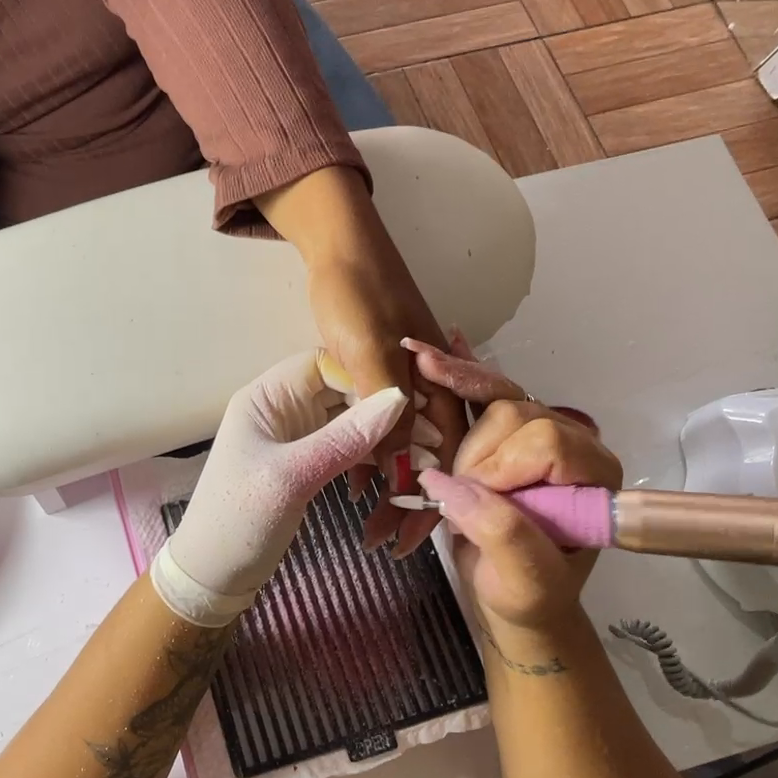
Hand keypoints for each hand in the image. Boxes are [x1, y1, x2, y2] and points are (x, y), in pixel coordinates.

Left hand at [152, 350, 406, 626]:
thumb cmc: (239, 520)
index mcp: (266, 397)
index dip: (367, 374)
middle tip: (431, 432)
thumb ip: (345, 437)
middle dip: (384, 408)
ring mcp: (296, 437)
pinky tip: (402, 470)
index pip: (325, 364)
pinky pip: (347, 447)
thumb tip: (400, 398)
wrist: (213, 576)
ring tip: (425, 454)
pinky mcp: (307, 465)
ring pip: (350, 420)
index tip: (410, 399)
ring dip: (384, 435)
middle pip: (343, 390)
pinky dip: (373, 456)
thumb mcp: (292, 476)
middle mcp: (282, 408)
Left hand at [253, 167, 463, 558]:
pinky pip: (380, 421)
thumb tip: (406, 463)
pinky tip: (353, 477)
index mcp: (433, 377)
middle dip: (408, 495)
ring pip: (401, 439)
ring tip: (372, 521)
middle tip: (389, 540)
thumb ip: (385, 403)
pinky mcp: (377, 371)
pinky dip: (369, 450)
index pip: (443, 444)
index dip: (428, 488)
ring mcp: (401, 374)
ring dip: (387, 477)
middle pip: (424, 449)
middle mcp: (426, 379)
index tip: (408, 532)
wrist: (335, 238)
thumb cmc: (352, 290)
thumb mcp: (366, 348)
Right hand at [411, 352, 620, 630]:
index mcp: (592, 478)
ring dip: (453, 418)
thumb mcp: (524, 582)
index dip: (500, 466)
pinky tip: (430, 352)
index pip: (545, 441)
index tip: (470, 500)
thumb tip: (449, 485)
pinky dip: (458, 371)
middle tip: (452, 492)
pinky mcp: (506, 432)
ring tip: (429, 443)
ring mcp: (538, 432)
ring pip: (492, 398)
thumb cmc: (527, 595)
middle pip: (515, 414)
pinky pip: (484, 390)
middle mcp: (573, 444)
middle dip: (473, 452)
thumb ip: (502, 534)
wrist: (512, 596)